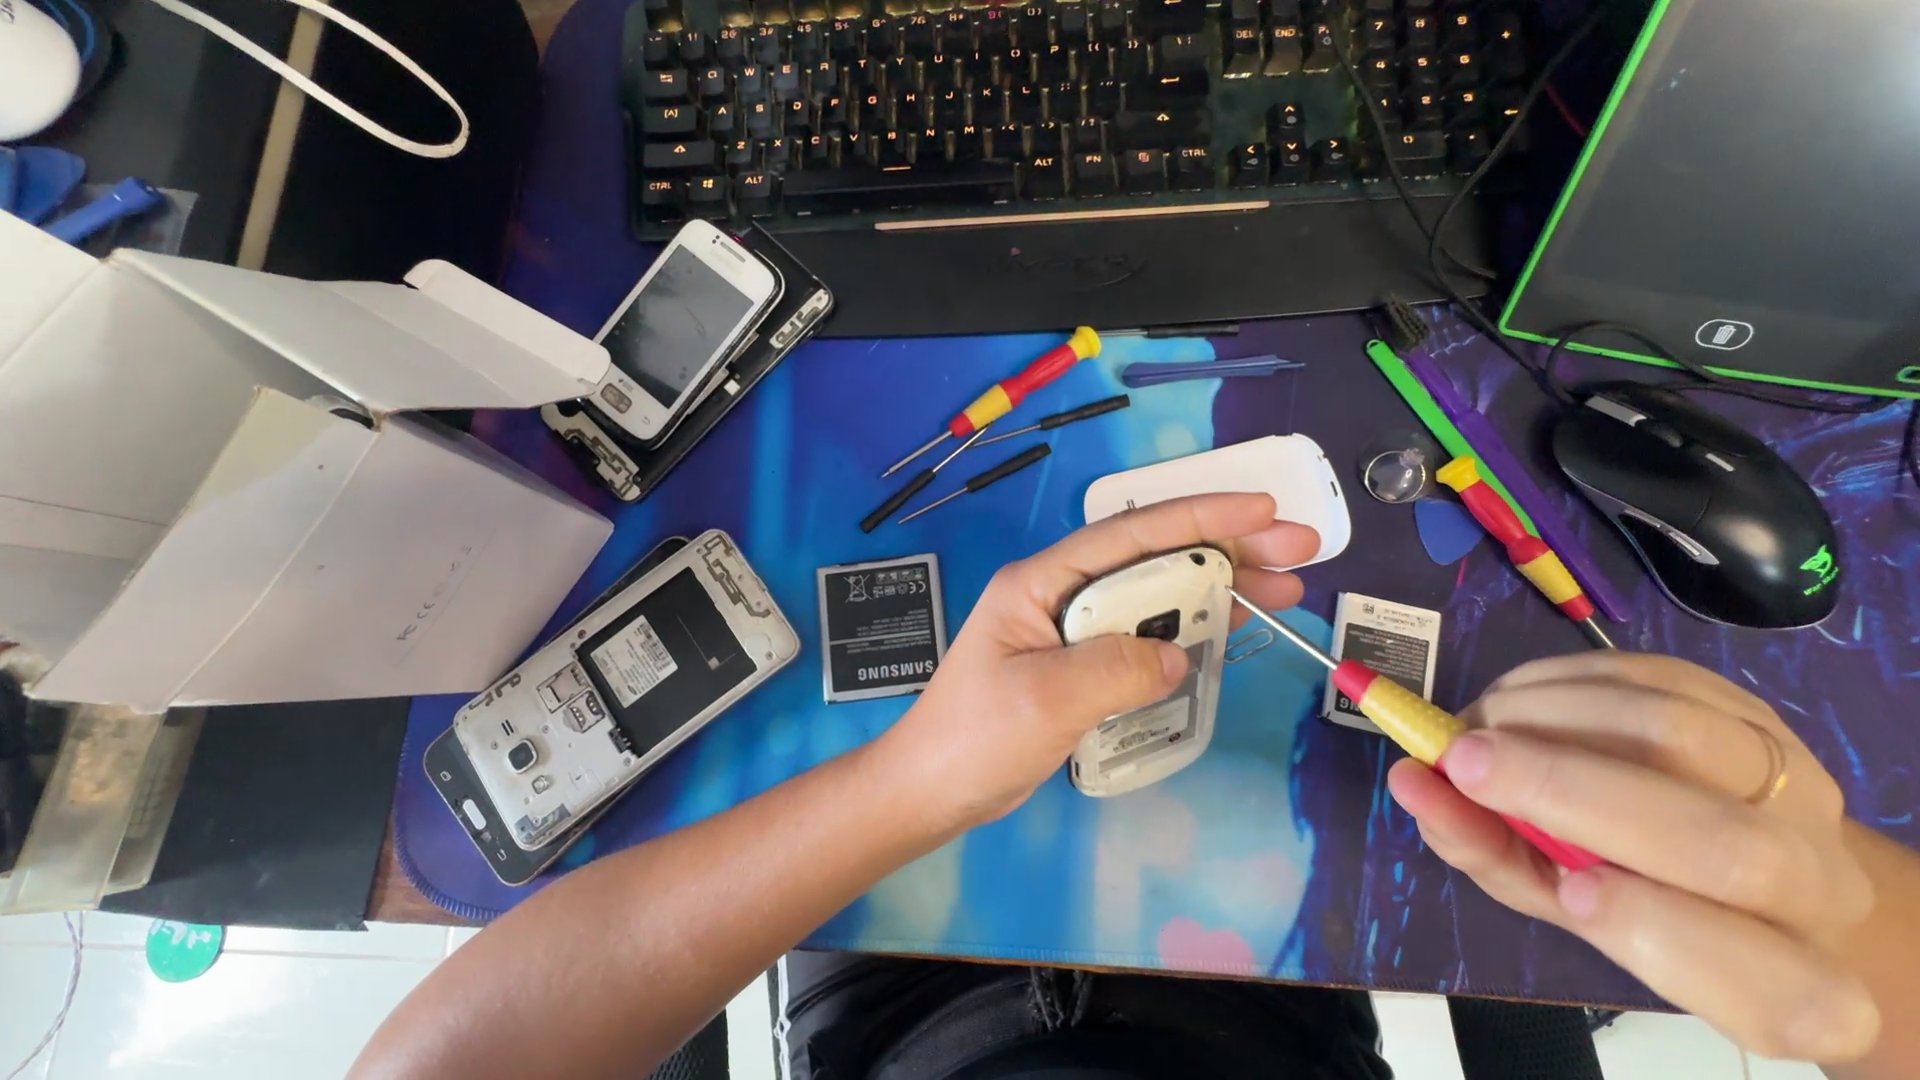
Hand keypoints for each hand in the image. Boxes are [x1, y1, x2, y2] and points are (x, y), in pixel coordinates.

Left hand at [877, 493, 1319, 831]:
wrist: (934, 787)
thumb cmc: (976, 737)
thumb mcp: (1046, 698)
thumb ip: (1116, 669)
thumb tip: (1177, 653)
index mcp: (1042, 581)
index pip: (1129, 535)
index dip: (1199, 517)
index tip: (1262, 511)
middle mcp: (1061, 593)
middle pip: (1152, 559)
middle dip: (1225, 550)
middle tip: (1299, 550)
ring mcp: (1074, 628)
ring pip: (1156, 595)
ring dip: (1217, 589)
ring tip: (1285, 589)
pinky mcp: (1084, 663)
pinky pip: (1146, 635)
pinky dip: (1191, 629)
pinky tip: (1233, 625)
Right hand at [1388, 652, 1878, 1061]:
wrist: (1722, 844)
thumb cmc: (1623, 888)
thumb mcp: (1543, 893)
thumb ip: (1479, 847)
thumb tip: (1410, 779)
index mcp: (1783, 979)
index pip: (1772, 989)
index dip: (1662, 935)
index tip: (1567, 891)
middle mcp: (1815, 882)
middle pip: (1722, 843)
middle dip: (1567, 788)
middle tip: (1463, 761)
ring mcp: (1792, 780)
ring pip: (1671, 730)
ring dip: (1543, 715)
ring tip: (1479, 728)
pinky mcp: (1750, 708)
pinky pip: (1648, 677)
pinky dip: (1556, 682)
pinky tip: (1516, 702)